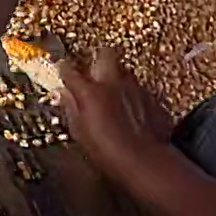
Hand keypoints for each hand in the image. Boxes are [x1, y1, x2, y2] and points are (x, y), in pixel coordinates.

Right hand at [58, 46, 175, 180]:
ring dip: (116, 77)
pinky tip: (129, 109)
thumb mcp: (79, 132)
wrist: (145, 162)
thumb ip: (71, 108)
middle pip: (105, 54)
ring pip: (124, 70)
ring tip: (111, 92)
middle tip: (92, 70)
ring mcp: (135, 88)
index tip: (63, 69)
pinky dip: (132, 94)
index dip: (64, 68)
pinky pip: (139, 88)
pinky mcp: (152, 98)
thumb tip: (65, 94)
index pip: (70, 69)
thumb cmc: (107, 152)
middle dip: (98, 58)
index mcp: (89, 92)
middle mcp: (112, 83)